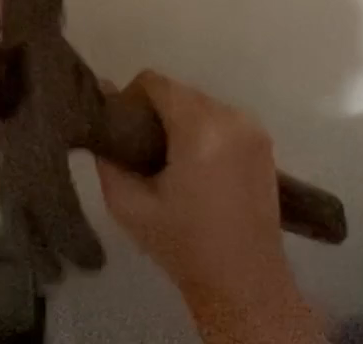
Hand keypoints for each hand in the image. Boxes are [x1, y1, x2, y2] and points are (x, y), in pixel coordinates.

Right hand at [95, 72, 322, 341]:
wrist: (243, 280)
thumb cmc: (182, 245)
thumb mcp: (130, 206)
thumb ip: (108, 160)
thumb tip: (99, 127)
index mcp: (199, 128)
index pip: (156, 82)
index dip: (131, 97)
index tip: (122, 129)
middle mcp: (230, 116)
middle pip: (180, 91)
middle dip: (156, 112)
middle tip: (141, 148)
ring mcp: (252, 126)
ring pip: (202, 103)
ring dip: (182, 120)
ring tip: (170, 160)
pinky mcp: (264, 140)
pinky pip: (223, 118)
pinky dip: (206, 131)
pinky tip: (197, 167)